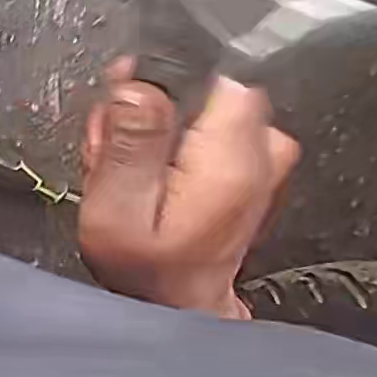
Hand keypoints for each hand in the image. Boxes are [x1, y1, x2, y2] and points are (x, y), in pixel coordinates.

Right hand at [77, 59, 298, 318]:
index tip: (120, 115)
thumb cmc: (145, 268)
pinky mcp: (250, 163)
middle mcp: (260, 149)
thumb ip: (129, 144)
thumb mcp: (116, 209)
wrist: (178, 305)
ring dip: (150, 129)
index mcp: (230, 157)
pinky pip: (203, 125)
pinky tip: (146, 173)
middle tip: (114, 155)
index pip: (205, 72)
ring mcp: (261, 155)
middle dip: (144, 111)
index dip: (153, 83)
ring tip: (127, 171)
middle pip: (195, 88)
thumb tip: (137, 85)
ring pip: (195, 105)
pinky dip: (168, 143)